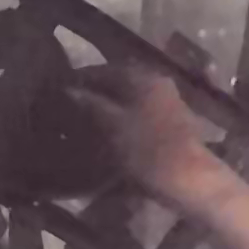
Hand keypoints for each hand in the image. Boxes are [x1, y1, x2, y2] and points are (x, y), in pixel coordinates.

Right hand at [70, 67, 224, 207]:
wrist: (188, 179)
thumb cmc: (148, 149)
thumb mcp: (112, 125)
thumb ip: (90, 103)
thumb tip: (68, 89)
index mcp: (145, 78)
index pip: (106, 69)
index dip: (82, 77)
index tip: (60, 87)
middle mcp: (157, 83)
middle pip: (119, 81)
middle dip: (95, 91)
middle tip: (69, 103)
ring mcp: (166, 103)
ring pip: (128, 97)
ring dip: (107, 105)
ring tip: (83, 117)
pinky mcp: (169, 123)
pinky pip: (137, 112)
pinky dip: (119, 117)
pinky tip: (105, 129)